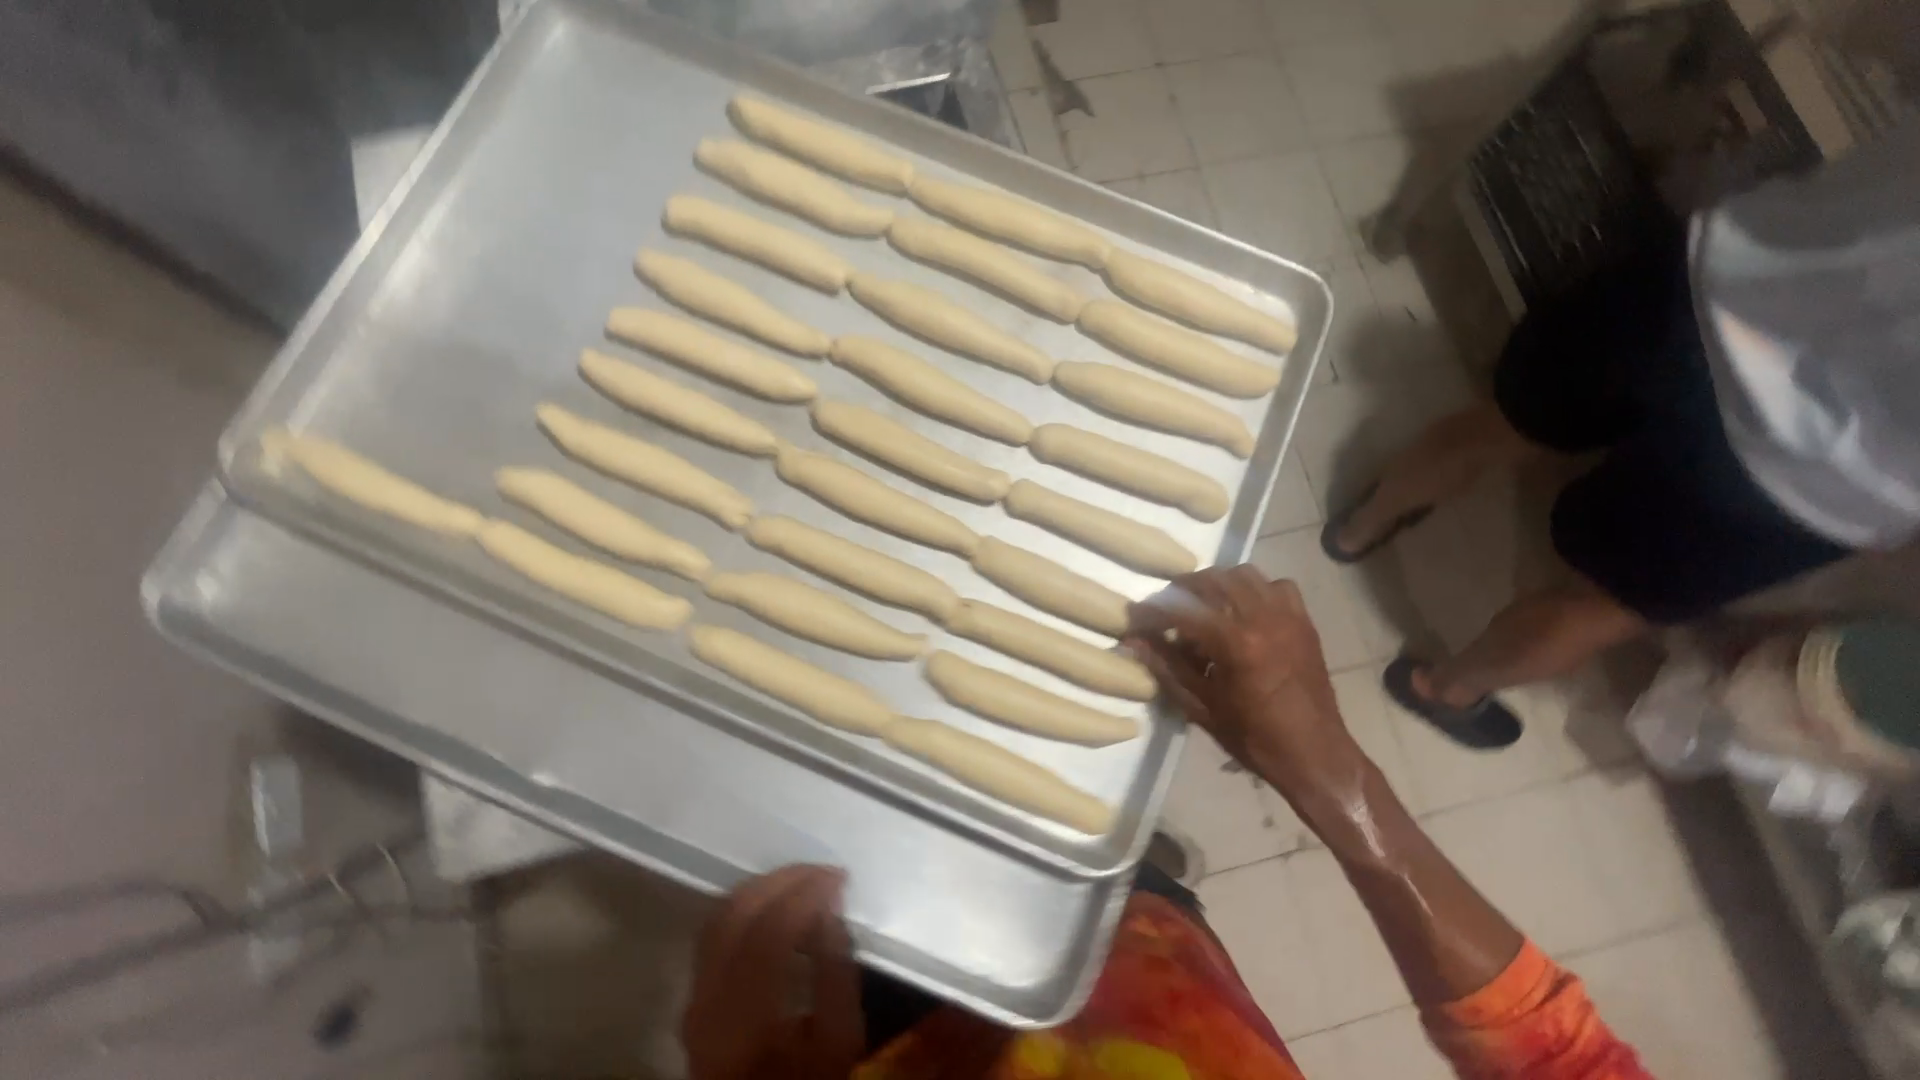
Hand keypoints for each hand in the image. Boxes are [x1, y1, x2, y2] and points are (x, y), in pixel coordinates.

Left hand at [683, 865, 862, 1079]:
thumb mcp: (839, 1043)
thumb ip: (837, 976)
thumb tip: (830, 912)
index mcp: (745, 1019)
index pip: (769, 931)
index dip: (805, 894)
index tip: (839, 877)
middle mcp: (706, 1002)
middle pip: (735, 915)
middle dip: (783, 881)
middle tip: (823, 872)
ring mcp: (693, 998)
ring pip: (719, 917)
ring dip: (763, 889)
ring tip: (804, 883)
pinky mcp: (694, 996)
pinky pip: (715, 932)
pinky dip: (748, 908)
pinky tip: (777, 907)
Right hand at [1126, 567, 1371, 815]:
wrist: (1315, 754)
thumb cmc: (1254, 738)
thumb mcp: (1201, 706)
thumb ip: (1166, 667)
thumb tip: (1133, 641)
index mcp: (1235, 643)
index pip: (1182, 611)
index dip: (1153, 612)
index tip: (1135, 616)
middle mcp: (1262, 618)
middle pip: (1213, 580)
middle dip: (1183, 589)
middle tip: (1166, 608)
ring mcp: (1288, 616)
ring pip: (1245, 575)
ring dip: (1218, 583)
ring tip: (1203, 604)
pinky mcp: (1305, 621)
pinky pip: (1278, 586)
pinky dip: (1257, 589)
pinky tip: (1245, 611)